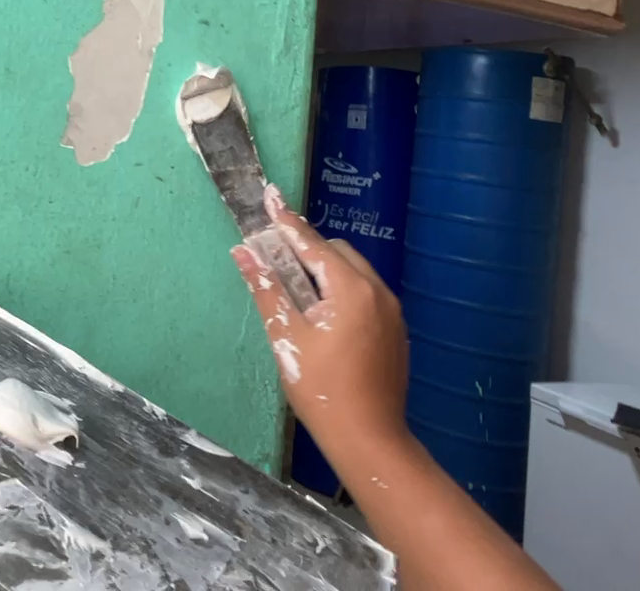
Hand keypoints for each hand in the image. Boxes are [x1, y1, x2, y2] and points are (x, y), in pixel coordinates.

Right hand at [231, 186, 410, 454]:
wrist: (369, 440)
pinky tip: (324, 316)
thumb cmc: (322, 388)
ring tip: (298, 293)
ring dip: (326, 271)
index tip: (270, 197)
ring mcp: (392, 312)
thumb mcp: (287, 337)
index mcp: (352, 289)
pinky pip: (366, 293)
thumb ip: (266, 289)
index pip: (313, 245)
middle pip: (337, 253)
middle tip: (277, 262)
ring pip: (354, 272)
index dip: (287, 222)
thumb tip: (243, 252)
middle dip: (307, 250)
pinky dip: (343, 290)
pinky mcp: (396, 331)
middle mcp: (378, 292)